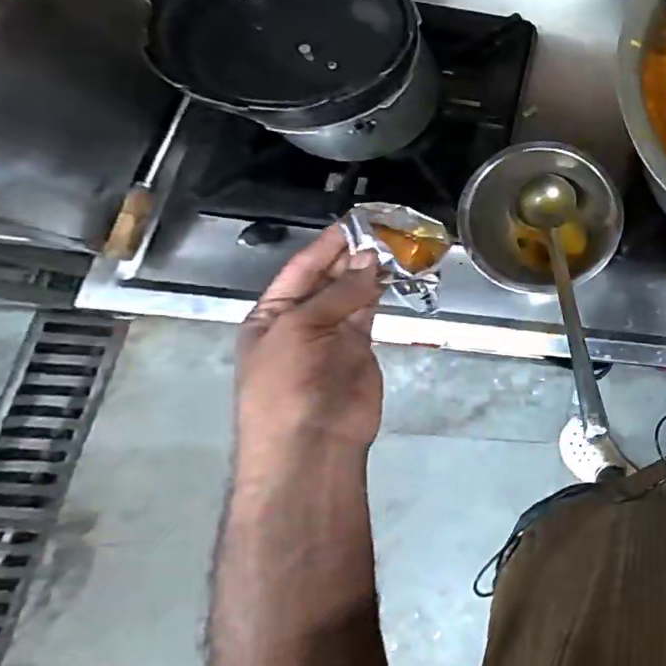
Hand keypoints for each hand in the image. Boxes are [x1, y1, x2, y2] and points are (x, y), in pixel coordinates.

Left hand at [236, 226, 385, 478]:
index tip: (354, 223)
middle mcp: (301, 322)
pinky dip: (380, 296)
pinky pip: (369, 315)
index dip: (326, 246)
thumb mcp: (300, 329)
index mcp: (271, 316)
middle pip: (328, 280)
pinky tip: (393, 277)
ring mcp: (332, 337)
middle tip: (383, 232)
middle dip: (351, 257)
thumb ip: (338, 293)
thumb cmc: (287, 384)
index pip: (301, 270)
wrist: (310, 442)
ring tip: (394, 249)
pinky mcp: (360, 350)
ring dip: (369, 274)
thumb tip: (370, 260)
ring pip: (352, 296)